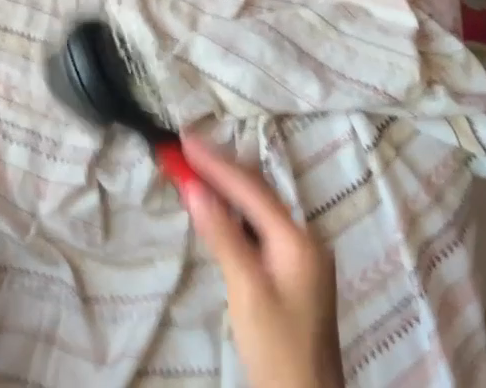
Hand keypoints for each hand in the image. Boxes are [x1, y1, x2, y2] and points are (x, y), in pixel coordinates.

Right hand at [181, 136, 344, 387]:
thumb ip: (223, 236)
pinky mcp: (289, 270)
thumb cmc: (277, 346)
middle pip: (257, 191)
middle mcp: (303, 240)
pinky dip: (233, 208)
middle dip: (219, 167)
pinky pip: (258, 224)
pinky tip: (214, 205)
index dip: (214, 161)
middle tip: (181, 148)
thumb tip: (195, 188)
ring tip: (191, 166)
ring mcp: (299, 255)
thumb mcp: (246, 290)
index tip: (182, 138)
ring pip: (257, 205)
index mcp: (298, 241)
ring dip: (225, 184)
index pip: (250, 188)